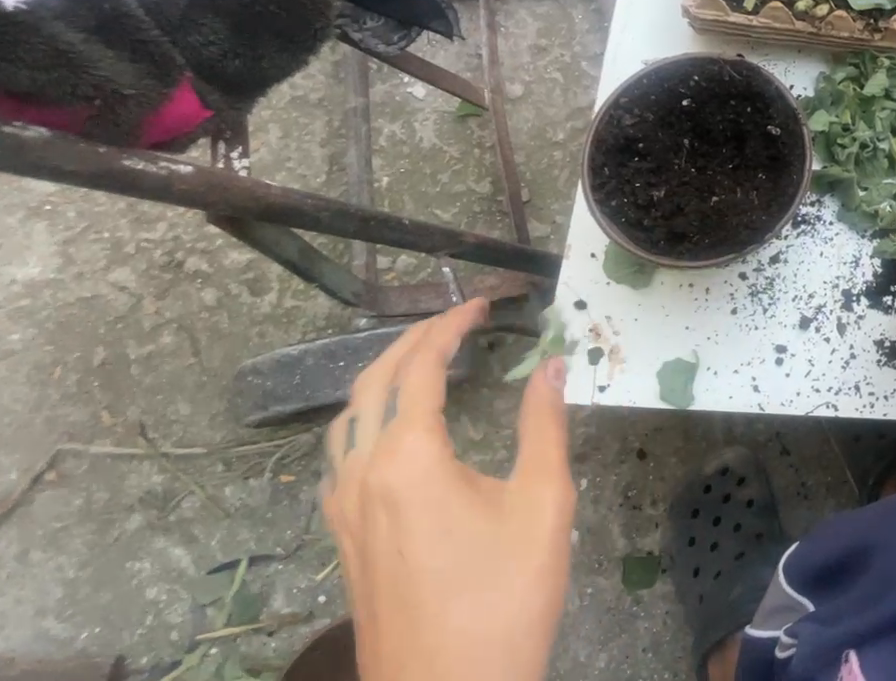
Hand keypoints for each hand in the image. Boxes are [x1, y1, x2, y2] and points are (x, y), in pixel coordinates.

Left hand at [321, 300, 575, 680]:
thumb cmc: (506, 593)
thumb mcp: (543, 502)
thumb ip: (544, 425)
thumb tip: (554, 364)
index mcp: (408, 459)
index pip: (420, 368)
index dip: (450, 327)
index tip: (483, 303)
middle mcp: (362, 474)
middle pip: (373, 383)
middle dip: (413, 339)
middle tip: (459, 319)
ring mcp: (344, 509)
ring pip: (347, 419)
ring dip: (384, 375)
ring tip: (427, 358)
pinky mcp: (344, 536)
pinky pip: (342, 454)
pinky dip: (368, 416)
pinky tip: (396, 429)